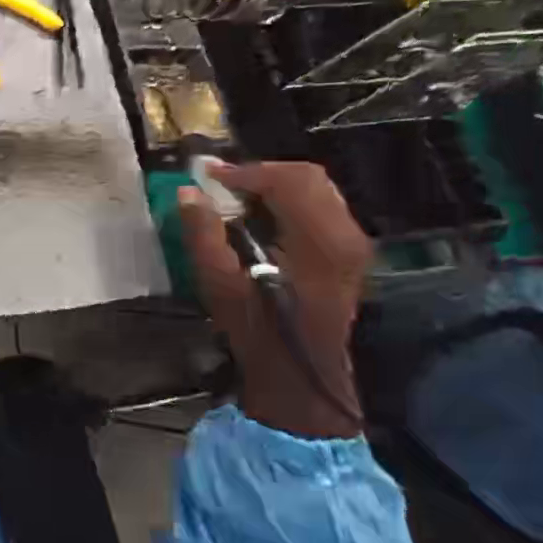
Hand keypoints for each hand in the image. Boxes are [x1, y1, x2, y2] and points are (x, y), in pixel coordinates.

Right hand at [177, 160, 372, 437]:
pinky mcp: (348, 250)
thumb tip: (188, 192)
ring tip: (232, 193)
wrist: (303, 371)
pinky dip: (284, 197)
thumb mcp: (218, 283)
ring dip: (272, 183)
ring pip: (316, 187)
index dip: (246, 171)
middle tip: (218, 181)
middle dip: (260, 172)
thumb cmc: (257, 329)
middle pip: (309, 177)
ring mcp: (353, 242)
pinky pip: (318, 203)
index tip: (205, 174)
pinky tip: (254, 211)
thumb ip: (203, 234)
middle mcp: (346, 235)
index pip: (290, 182)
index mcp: (319, 243)